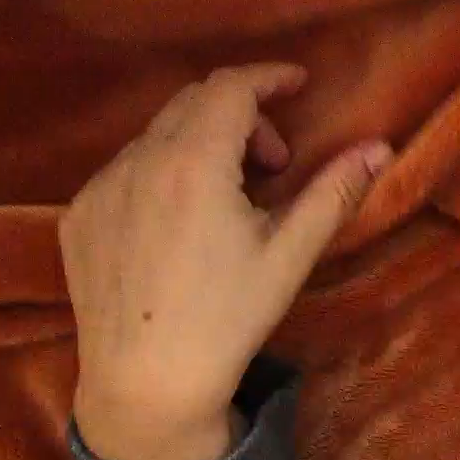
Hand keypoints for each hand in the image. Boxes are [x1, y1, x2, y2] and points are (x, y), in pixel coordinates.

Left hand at [60, 63, 392, 459]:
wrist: (147, 382)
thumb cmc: (231, 314)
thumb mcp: (293, 251)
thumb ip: (336, 190)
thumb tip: (381, 147)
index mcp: (193, 164)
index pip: (229, 88)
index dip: (269, 78)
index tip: (300, 83)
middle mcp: (136, 162)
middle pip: (193, 102)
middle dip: (244, 114)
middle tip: (278, 163)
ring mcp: (98, 189)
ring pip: (158, 134)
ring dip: (205, 141)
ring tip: (235, 196)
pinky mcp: (78, 217)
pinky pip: (128, 167)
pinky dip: (168, 168)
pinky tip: (187, 222)